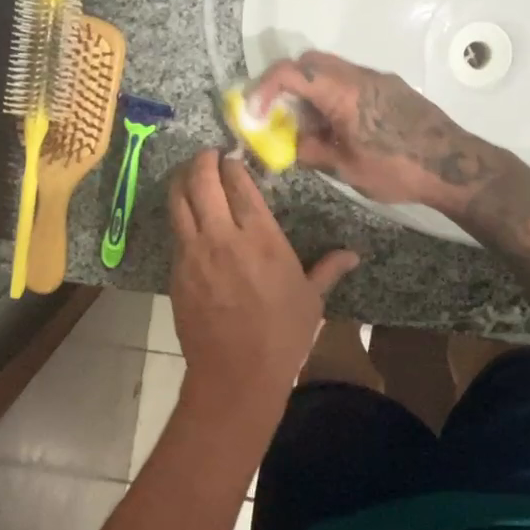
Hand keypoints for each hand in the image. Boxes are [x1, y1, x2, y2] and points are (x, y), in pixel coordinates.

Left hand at [167, 149, 357, 409]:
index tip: (233, 158)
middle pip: (202, 182)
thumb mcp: (311, 301)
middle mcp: (223, 236)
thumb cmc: (282, 336)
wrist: (236, 373)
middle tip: (207, 156)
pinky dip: (179, 217)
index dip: (232, 165)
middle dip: (203, 161)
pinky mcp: (176, 273)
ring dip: (182, 182)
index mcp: (262, 238)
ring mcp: (194, 254)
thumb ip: (328, 270)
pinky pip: (175, 234)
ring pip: (179, 202)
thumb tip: (354, 255)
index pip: (238, 184)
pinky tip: (186, 218)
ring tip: (189, 175)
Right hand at [253, 50, 497, 210]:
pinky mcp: (392, 89)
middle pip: (309, 63)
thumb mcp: (346, 168)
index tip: (254, 112)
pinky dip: (332, 96)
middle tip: (276, 115)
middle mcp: (359, 75)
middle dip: (284, 85)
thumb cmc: (398, 169)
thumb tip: (289, 145)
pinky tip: (336, 128)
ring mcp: (378, 79)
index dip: (264, 88)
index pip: (291, 72)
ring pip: (331, 71)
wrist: (453, 166)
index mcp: (344, 91)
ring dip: (310, 92)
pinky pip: (351, 82)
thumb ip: (311, 151)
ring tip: (307, 127)